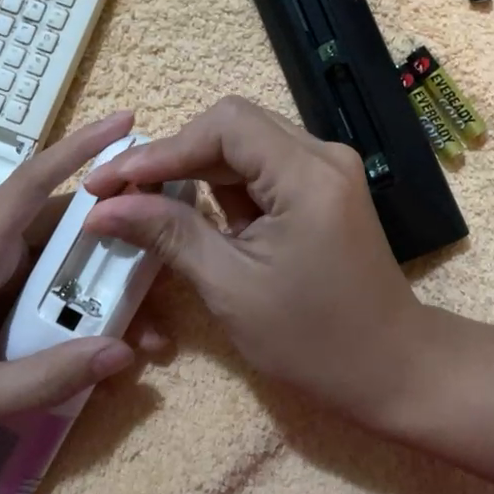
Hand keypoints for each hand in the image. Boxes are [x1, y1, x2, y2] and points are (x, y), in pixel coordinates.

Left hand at [0, 111, 142, 453]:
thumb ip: (48, 378)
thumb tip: (123, 352)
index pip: (35, 180)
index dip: (83, 145)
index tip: (127, 119)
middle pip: (60, 219)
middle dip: (114, 225)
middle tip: (167, 235)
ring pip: (52, 253)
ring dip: (95, 270)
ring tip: (145, 298)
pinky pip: (36, 281)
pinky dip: (70, 296)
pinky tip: (96, 326)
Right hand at [82, 97, 427, 422]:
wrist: (389, 367)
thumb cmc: (311, 340)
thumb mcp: (231, 288)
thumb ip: (169, 234)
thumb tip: (105, 207)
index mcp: (308, 174)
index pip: (225, 126)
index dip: (163, 148)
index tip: (109, 181)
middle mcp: (323, 155)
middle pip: (235, 126)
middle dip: (175, 155)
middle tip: (122, 192)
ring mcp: (327, 167)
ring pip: (246, 143)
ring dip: (196, 169)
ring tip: (144, 201)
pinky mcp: (323, 185)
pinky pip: (263, 166)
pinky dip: (224, 184)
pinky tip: (190, 210)